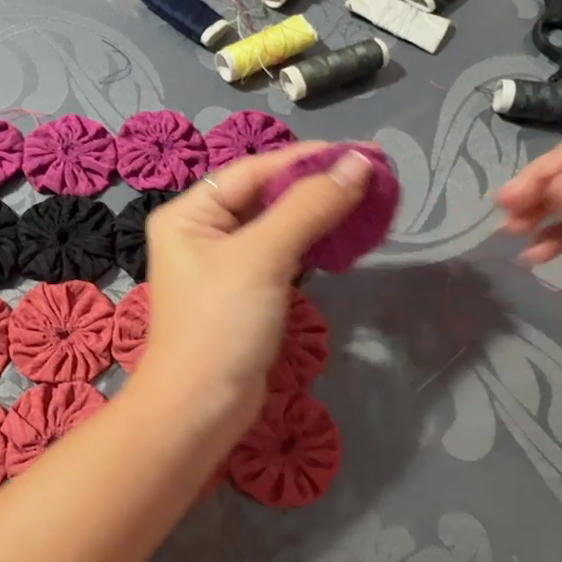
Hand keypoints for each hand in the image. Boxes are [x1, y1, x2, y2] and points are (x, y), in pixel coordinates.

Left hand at [137, 143, 373, 419]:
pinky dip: (312, 245)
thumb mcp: (263, 257)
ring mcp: (223, 263)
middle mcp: (201, 231)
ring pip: (277, 225)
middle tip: (372, 176)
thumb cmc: (221, 325)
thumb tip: (359, 163)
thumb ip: (309, 206)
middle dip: (316, 185)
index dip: (307, 159)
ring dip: (319, 214)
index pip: (254, 170)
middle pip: (265, 194)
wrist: (200, 409)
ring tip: (367, 202)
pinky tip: (343, 239)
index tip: (362, 152)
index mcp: (189, 213)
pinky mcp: (244, 292)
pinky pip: (282, 254)